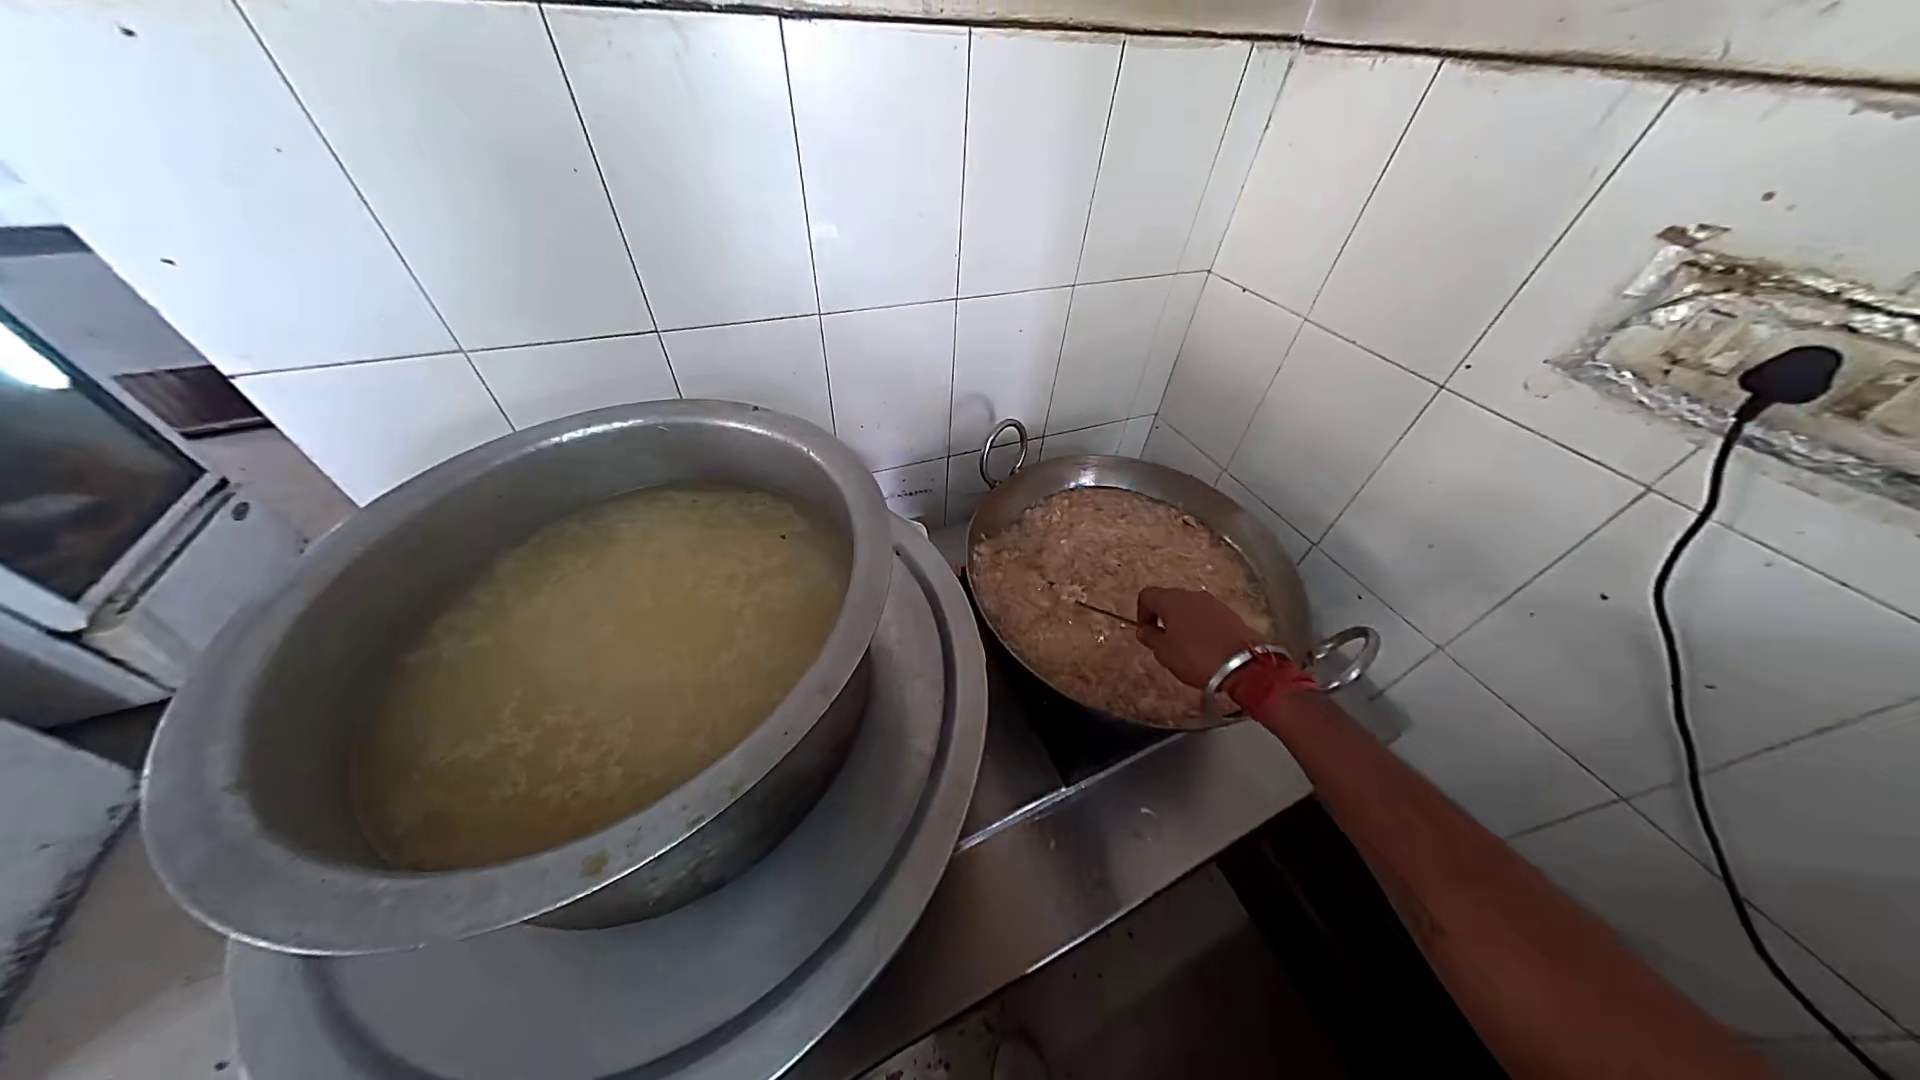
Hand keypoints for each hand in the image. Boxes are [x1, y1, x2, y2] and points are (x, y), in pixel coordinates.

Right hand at [1135, 587, 1261, 689]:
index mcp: (1172, 600)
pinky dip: (1201, 626)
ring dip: (1183, 621)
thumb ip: (1150, 637)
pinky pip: (1208, 615)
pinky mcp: (1231, 614)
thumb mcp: (1164, 652)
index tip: (1146, 632)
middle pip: (1170, 599)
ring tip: (1186, 645)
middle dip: (1163, 617)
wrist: (1243, 666)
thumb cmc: (1195, 657)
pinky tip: (1205, 646)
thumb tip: (1144, 630)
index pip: (1147, 595)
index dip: (1142, 613)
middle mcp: (1192, 595)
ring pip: (1190, 607)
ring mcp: (1214, 603)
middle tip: (1164, 640)